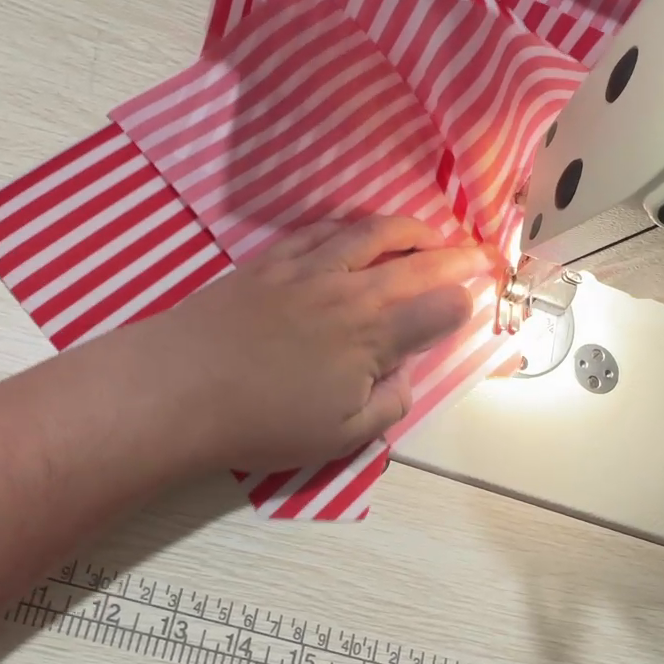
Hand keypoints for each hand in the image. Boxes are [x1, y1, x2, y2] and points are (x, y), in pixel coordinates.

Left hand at [117, 217, 489, 472]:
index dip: (467, 300)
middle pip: (415, 263)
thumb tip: (404, 376)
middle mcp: (350, 291)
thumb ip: (387, 404)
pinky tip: (354, 230)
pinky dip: (349, 226)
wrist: (183, 386)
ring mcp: (307, 269)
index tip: (481, 295)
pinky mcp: (268, 262)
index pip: (438, 309)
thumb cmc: (264, 422)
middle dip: (455, 255)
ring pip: (369, 234)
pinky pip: (319, 230)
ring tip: (427, 230)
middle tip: (479, 249)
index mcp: (373, 336)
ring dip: (407, 228)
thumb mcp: (340, 438)